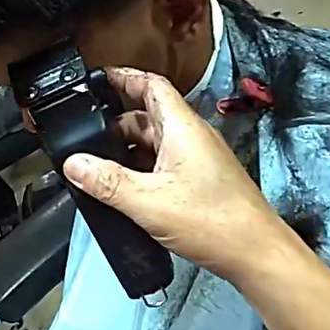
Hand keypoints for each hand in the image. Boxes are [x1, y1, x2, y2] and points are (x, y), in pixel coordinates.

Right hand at [62, 68, 297, 281]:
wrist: (254, 251)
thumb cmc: (216, 221)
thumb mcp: (148, 201)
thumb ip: (107, 182)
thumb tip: (75, 164)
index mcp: (183, 127)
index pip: (152, 85)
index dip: (123, 77)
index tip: (98, 79)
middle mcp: (193, 137)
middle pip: (149, 115)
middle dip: (117, 123)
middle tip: (88, 136)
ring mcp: (199, 159)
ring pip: (156, 142)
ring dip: (129, 149)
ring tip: (100, 165)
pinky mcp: (201, 180)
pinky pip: (166, 164)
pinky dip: (143, 169)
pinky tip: (128, 189)